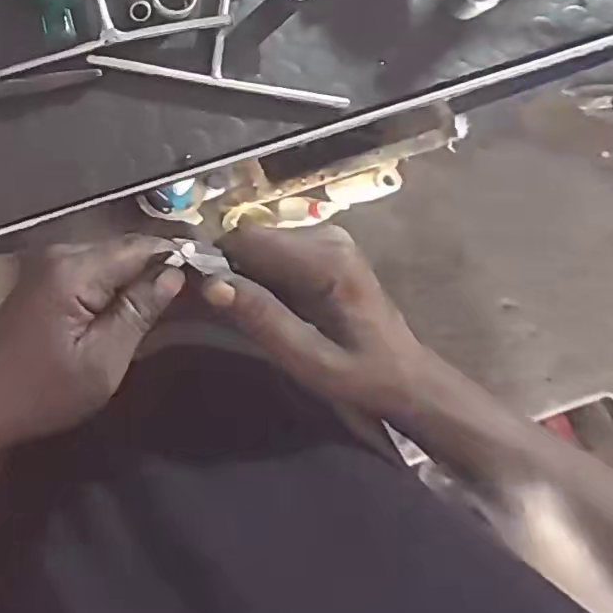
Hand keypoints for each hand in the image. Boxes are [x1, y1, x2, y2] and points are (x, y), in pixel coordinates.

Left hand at [0, 235, 185, 458]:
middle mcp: (61, 253)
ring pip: (111, 257)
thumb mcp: (102, 361)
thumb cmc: (42, 393)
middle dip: (161, 264)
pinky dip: (117, 281)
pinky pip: (92, 269)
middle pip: (125, 247)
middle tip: (198, 287)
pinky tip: (136, 300)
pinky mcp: (44, 277)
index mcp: (73, 270)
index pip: (140, 246)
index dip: (177, 255)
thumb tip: (175, 275)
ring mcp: (49, 262)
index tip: (211, 269)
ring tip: (175, 295)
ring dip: (140, 273)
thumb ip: (139, 311)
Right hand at [200, 224, 455, 420]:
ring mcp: (328, 235)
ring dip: (246, 273)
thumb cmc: (362, 376)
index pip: (248, 239)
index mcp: (326, 260)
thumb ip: (262, 319)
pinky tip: (274, 304)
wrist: (408, 377)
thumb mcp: (310, 360)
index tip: (204, 296)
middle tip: (227, 312)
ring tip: (252, 312)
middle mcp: (327, 235)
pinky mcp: (326, 244)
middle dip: (231, 269)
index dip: (217, 263)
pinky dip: (263, 273)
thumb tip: (211, 284)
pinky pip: (275, 249)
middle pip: (252, 237)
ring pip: (260, 242)